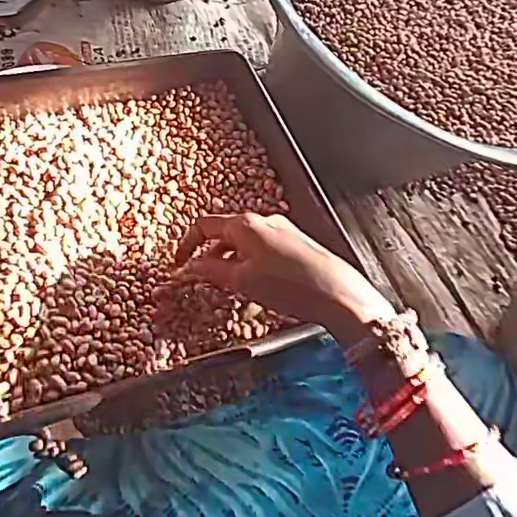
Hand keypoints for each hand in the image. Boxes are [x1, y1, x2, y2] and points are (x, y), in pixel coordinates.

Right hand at [174, 213, 393, 342]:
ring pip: (244, 244)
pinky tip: (256, 287)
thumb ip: (211, 270)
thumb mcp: (241, 281)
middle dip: (210, 255)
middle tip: (203, 278)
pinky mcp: (295, 245)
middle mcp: (264, 222)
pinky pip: (262, 251)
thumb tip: (192, 266)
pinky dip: (250, 264)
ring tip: (230, 287)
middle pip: (225, 234)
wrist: (337, 294)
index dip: (187, 244)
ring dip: (231, 262)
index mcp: (245, 225)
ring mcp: (282, 231)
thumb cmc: (292, 285)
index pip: (204, 226)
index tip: (179, 262)